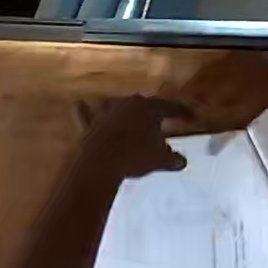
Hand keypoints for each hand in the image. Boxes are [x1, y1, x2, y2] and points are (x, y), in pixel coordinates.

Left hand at [72, 96, 190, 179]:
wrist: (101, 165)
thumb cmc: (136, 157)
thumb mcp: (160, 159)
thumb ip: (173, 158)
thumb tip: (182, 161)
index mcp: (149, 108)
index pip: (169, 106)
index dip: (180, 112)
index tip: (188, 116)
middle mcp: (128, 104)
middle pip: (144, 103)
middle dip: (153, 110)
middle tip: (160, 119)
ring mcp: (107, 112)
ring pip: (118, 105)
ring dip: (125, 110)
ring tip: (131, 116)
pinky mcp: (90, 124)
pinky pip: (86, 113)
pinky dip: (84, 109)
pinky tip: (78, 102)